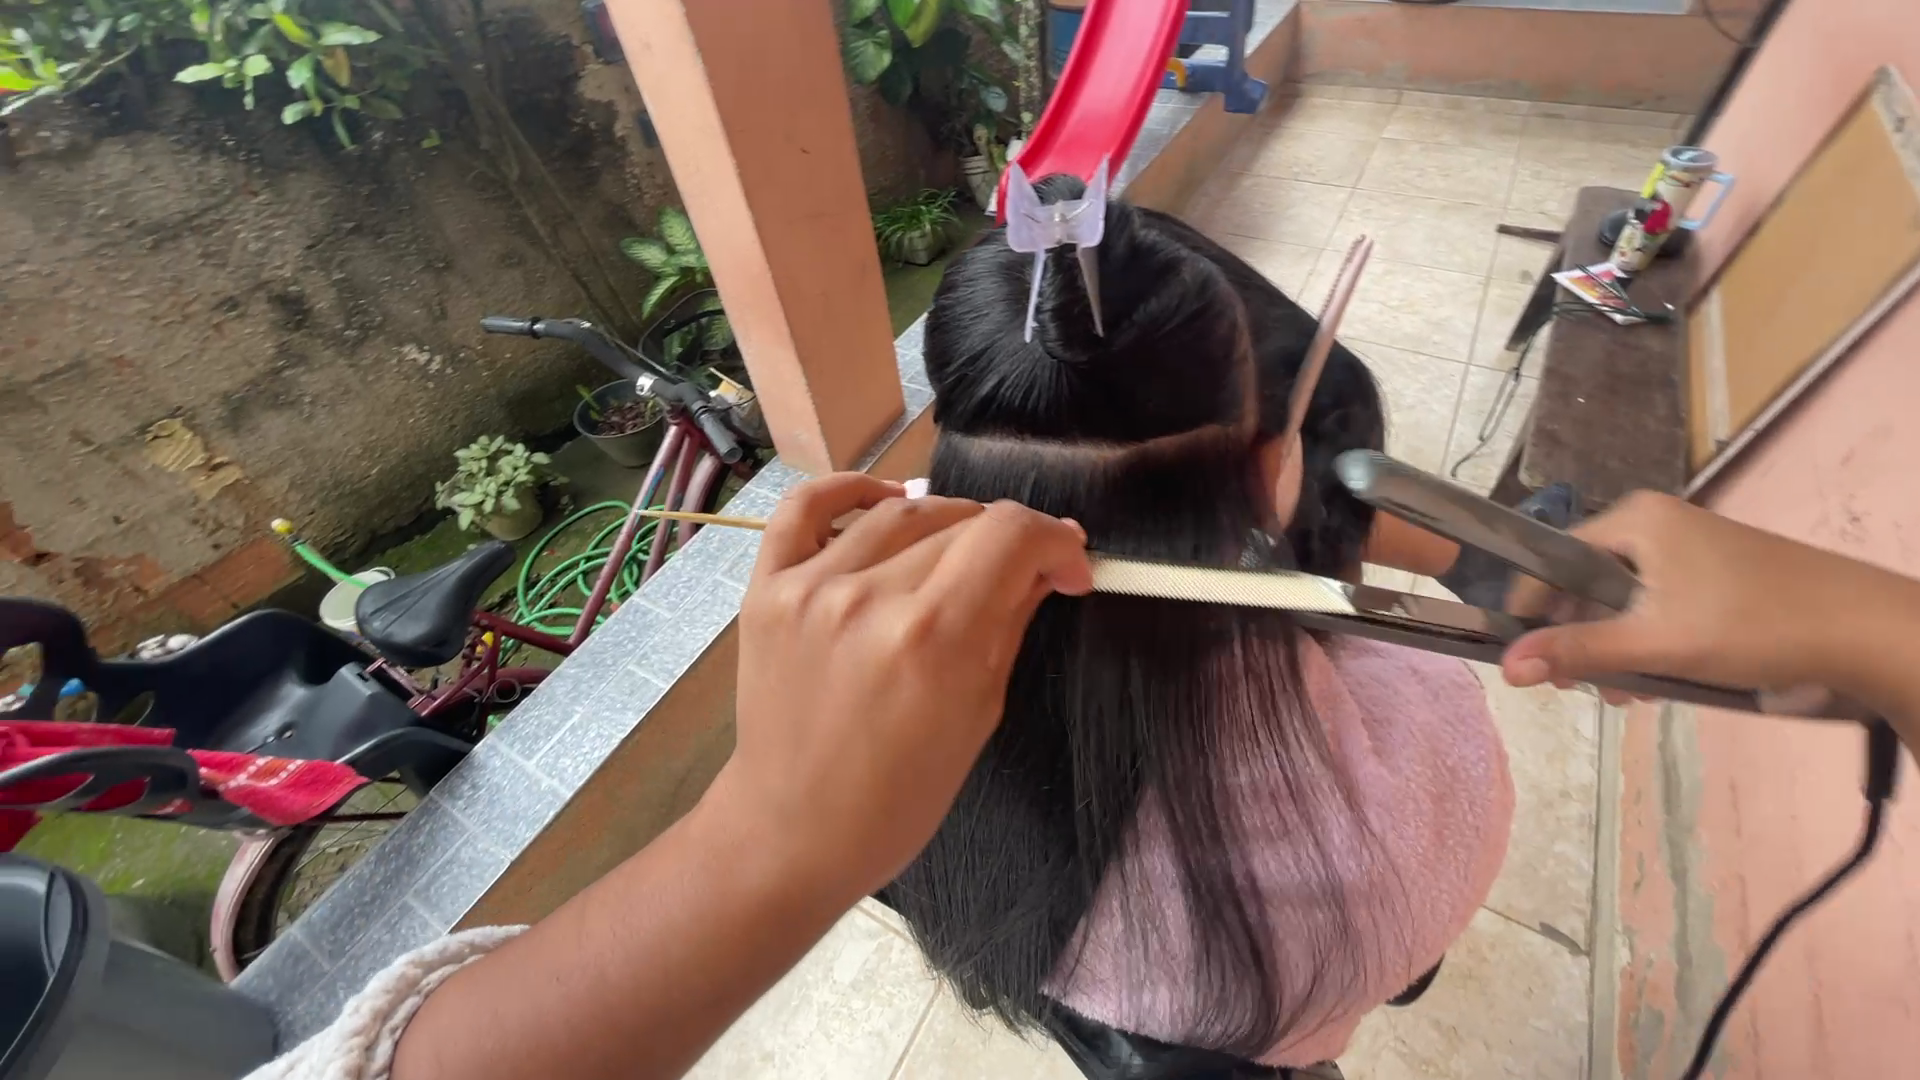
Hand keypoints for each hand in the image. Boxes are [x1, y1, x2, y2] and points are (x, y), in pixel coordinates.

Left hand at [710, 473, 1091, 901]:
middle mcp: (870, 597)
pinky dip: (849, 489)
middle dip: (1009, 541)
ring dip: (948, 522)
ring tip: (960, 552)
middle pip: (960, 523)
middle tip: (1022, 570)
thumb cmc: (901, 795)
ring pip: (899, 512)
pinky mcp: (766, 588)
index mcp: (933, 638)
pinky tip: (885, 497)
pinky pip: (805, 507)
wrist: (792, 829)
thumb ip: (1010, 622)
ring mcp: (809, 587)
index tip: (1068, 566)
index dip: (1055, 540)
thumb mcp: (980, 713)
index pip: (1010, 535)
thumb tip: (1049, 564)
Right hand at [1502, 492, 1918, 705]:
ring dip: (1612, 647)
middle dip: (1580, 639)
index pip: (1549, 561)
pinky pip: (1651, 602)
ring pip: (1617, 599)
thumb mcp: (1657, 643)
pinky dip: (1645, 639)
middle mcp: (1652, 522)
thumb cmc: (1760, 626)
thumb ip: (1575, 652)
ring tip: (1626, 690)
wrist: (1886, 637)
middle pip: (1582, 584)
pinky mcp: (1711, 570)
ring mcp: (1685, 544)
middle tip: (1585, 685)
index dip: (1533, 610)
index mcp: (1633, 518)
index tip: (1530, 655)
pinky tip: (1656, 674)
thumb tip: (1504, 669)